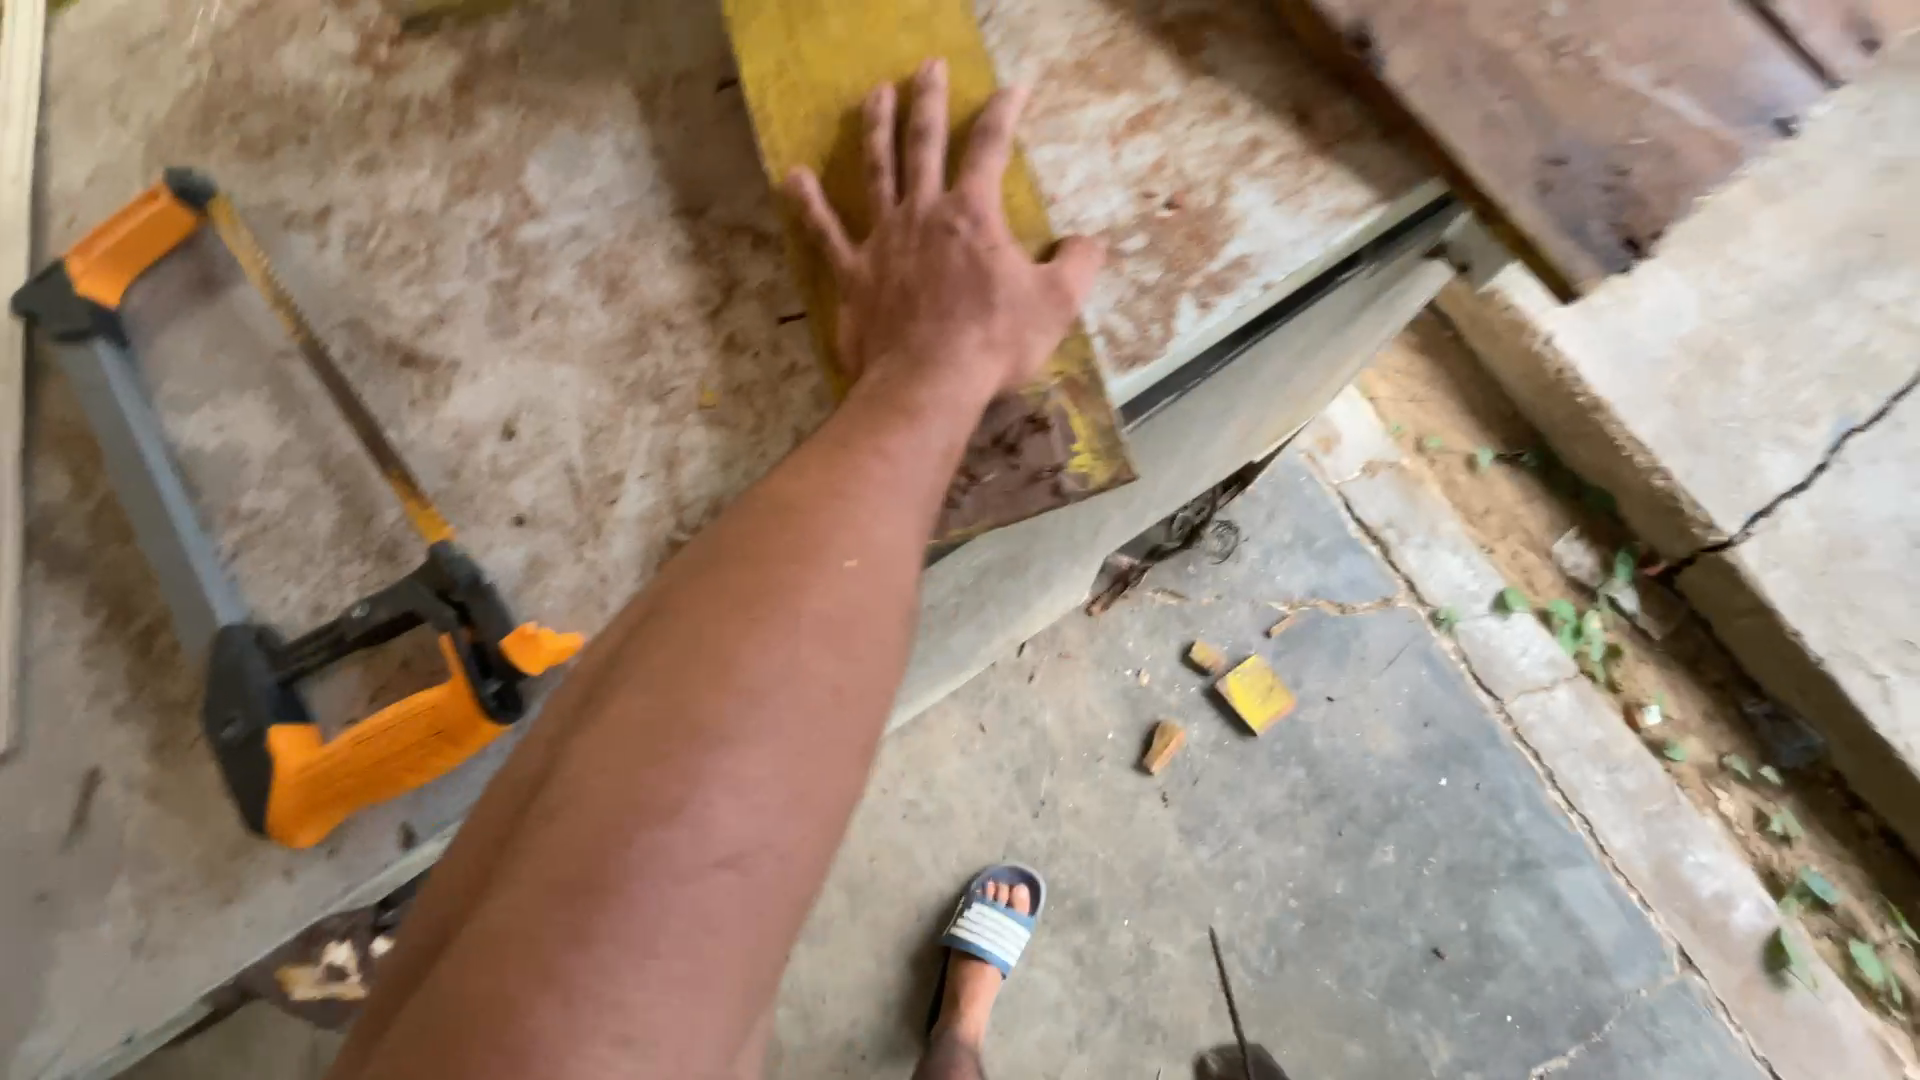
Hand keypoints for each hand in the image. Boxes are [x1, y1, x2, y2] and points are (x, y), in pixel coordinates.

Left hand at [785, 58, 1105, 403]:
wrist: (929, 383)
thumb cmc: (995, 343)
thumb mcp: (1057, 304)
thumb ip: (1078, 265)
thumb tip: (1088, 243)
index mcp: (973, 214)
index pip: (991, 146)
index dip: (1005, 111)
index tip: (1014, 87)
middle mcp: (923, 212)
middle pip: (923, 142)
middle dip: (928, 100)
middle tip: (927, 67)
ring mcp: (883, 241)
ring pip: (876, 169)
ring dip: (876, 127)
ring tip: (875, 94)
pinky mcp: (854, 274)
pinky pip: (826, 232)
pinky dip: (809, 204)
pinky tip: (793, 176)